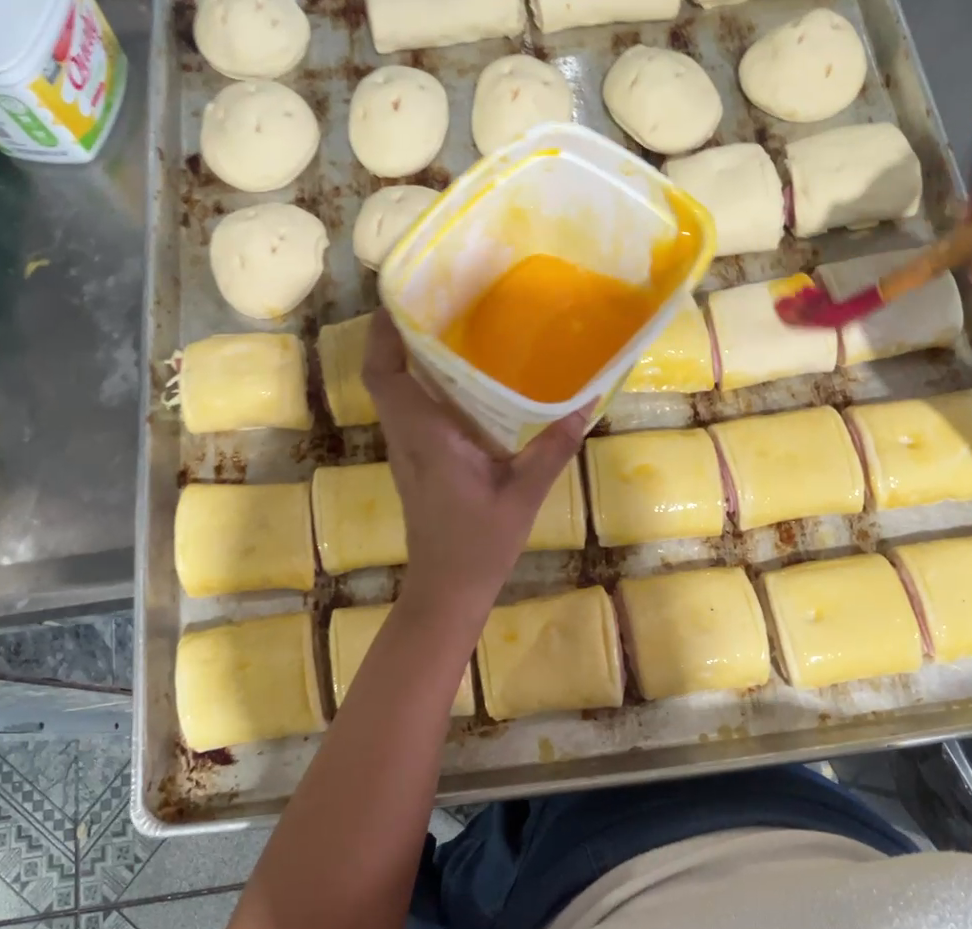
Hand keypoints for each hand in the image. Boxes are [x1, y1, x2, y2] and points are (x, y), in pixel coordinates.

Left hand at [362, 311, 588, 612]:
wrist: (447, 588)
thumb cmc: (479, 543)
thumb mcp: (524, 494)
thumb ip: (552, 447)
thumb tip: (587, 402)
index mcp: (426, 437)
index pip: (385, 375)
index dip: (384, 334)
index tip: (403, 298)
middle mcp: (407, 438)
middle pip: (384, 376)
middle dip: (398, 336)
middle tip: (436, 303)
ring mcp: (407, 452)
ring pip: (394, 394)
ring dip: (409, 360)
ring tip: (450, 330)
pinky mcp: (416, 464)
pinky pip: (409, 412)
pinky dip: (422, 388)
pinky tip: (462, 383)